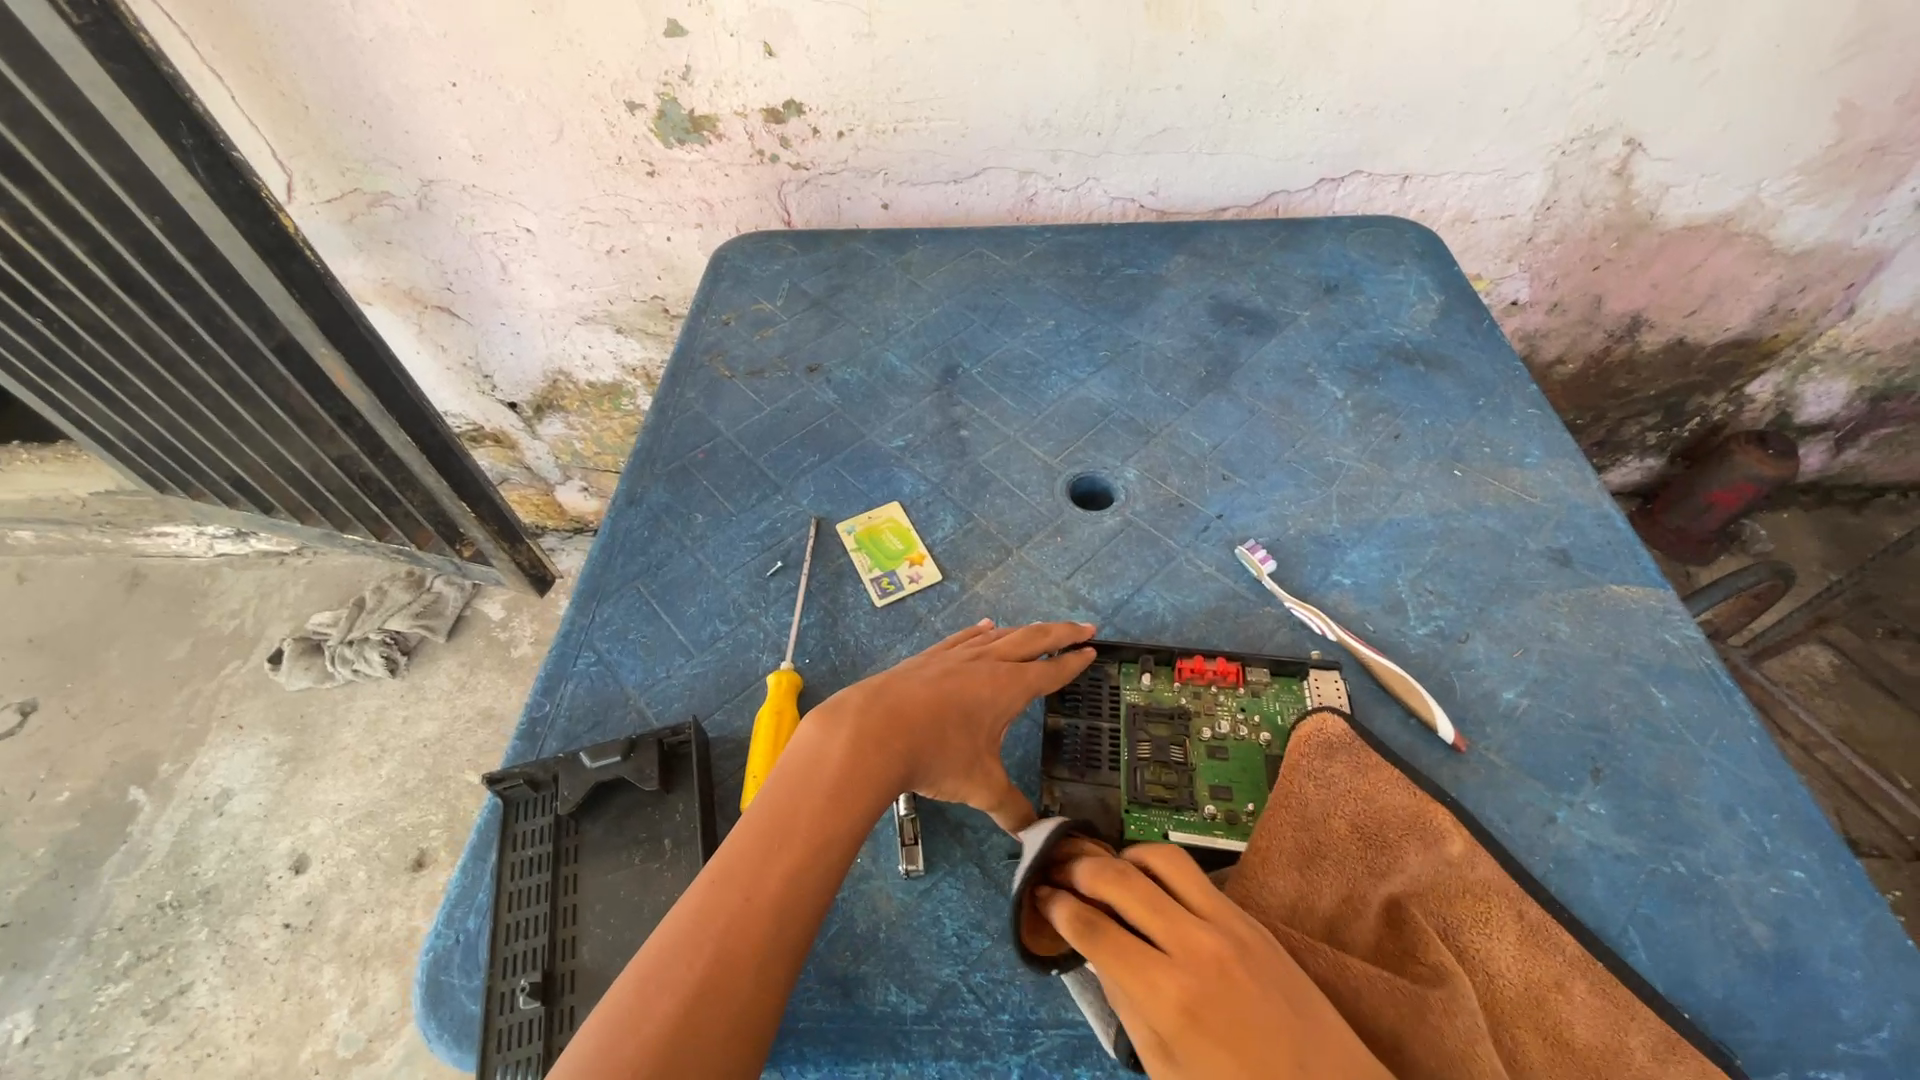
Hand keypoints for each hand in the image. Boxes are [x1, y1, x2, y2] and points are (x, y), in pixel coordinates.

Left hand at [808, 619, 1095, 832]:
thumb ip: (1010, 809)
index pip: (1051, 671)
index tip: (1092, 650)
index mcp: (1009, 687)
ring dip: (1023, 631)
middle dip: (1061, 633)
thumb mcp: (979, 787)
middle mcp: (986, 663)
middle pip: (1032, 639)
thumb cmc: (934, 755)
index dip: (1074, 663)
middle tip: (1085, 627)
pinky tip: (983, 628)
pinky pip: (963, 638)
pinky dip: (979, 633)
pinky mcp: (927, 658)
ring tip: (1038, 629)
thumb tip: (1034, 834)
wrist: (872, 730)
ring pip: (998, 636)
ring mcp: (954, 657)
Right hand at [1036, 844, 1391, 1079]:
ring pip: (1160, 858)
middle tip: (1060, 871)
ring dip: (1123, 857)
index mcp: (1165, 995)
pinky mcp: (1252, 919)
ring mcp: (1227, 925)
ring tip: (1108, 872)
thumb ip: (1124, 1004)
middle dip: (1078, 868)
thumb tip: (1093, 952)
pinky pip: (1196, 876)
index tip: (1040, 897)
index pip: (1091, 928)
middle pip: (1117, 878)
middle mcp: (1192, 945)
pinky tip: (1153, 890)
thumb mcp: (1164, 1068)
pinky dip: (1162, 872)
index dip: (1056, 906)